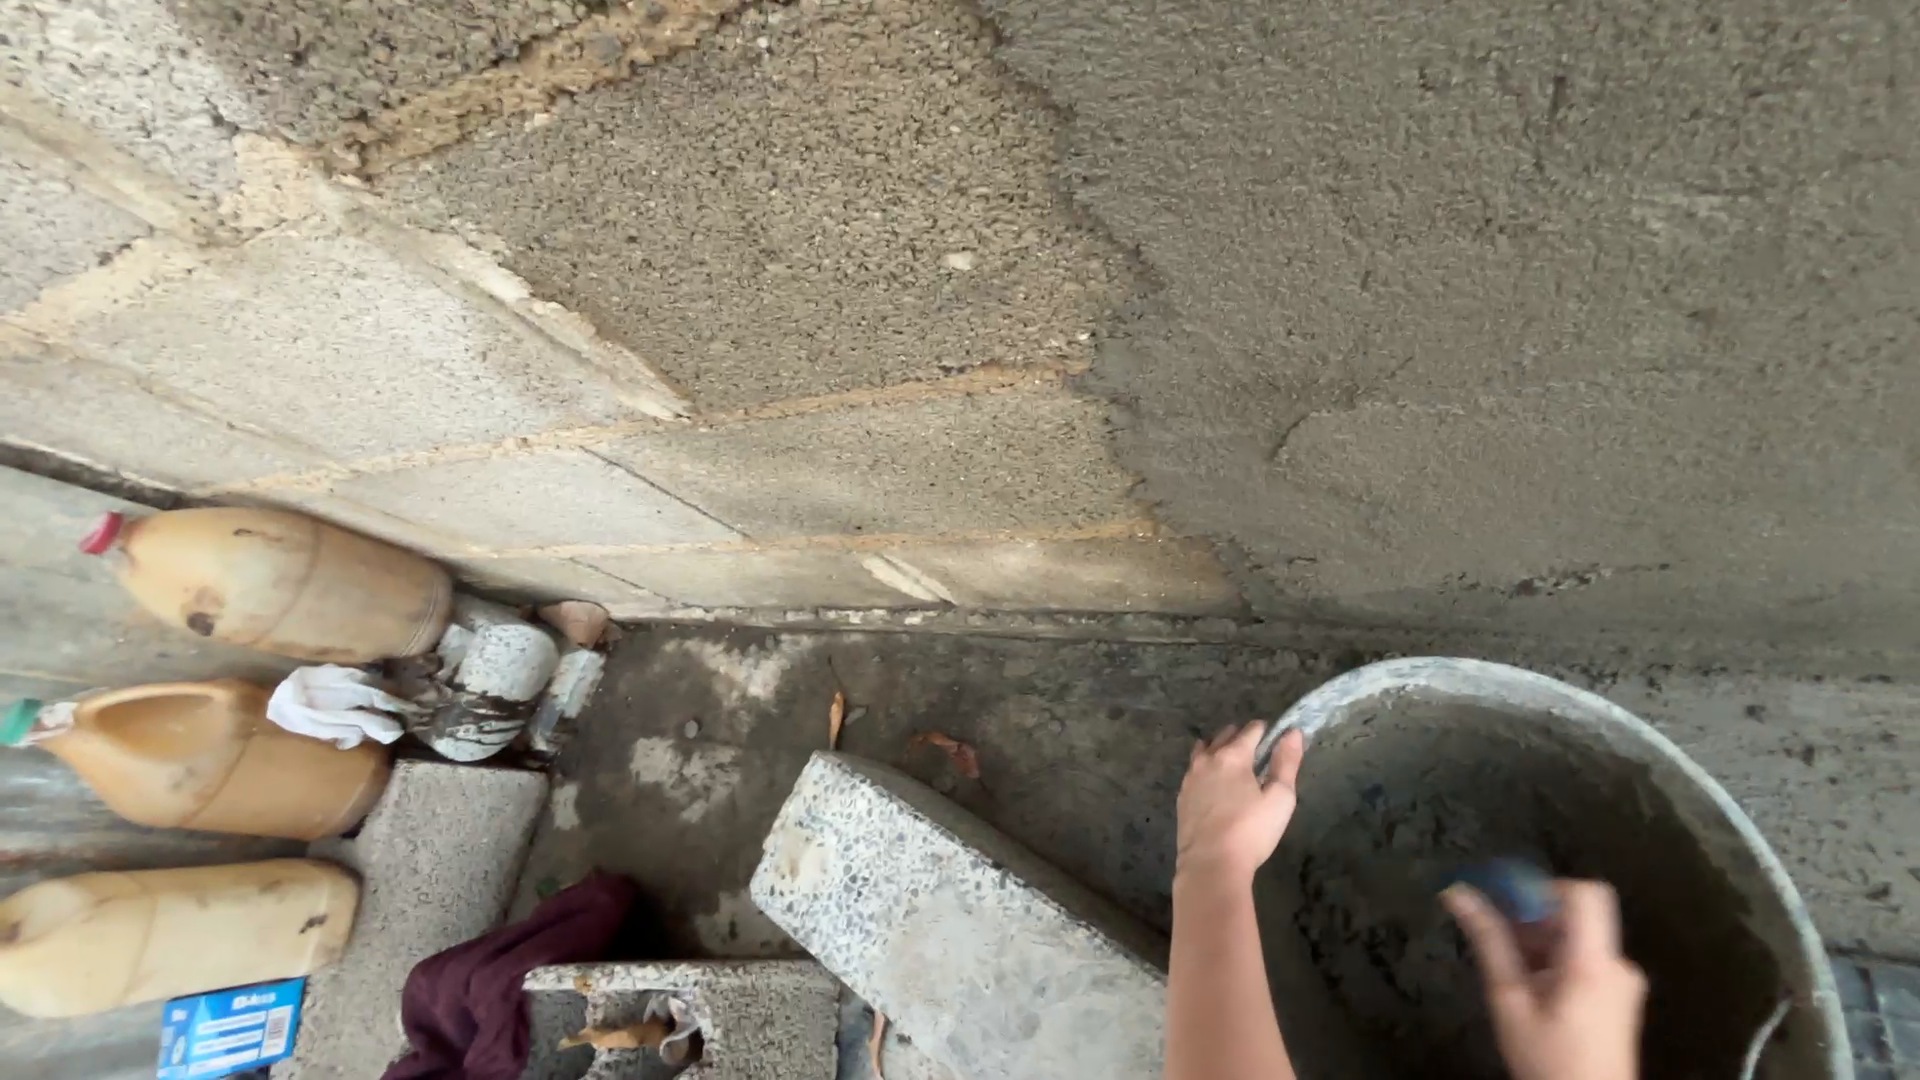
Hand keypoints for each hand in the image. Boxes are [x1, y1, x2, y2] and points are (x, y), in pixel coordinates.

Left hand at [1175, 722, 1305, 884]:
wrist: (1211, 862)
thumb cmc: (1251, 831)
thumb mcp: (1280, 798)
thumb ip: (1286, 763)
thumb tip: (1293, 733)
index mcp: (1232, 756)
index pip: (1250, 731)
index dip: (1263, 730)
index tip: (1272, 735)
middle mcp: (1207, 759)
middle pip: (1223, 735)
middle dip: (1239, 735)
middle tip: (1254, 747)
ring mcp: (1190, 776)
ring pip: (1203, 749)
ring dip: (1217, 747)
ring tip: (1231, 758)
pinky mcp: (1182, 794)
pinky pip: (1193, 769)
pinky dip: (1204, 766)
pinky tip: (1211, 781)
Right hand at [1443, 879, 1647, 1079]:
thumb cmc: (1547, 1056)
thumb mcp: (1508, 998)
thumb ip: (1488, 940)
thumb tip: (1456, 890)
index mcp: (1594, 963)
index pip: (1587, 894)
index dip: (1546, 887)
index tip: (1509, 902)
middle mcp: (1617, 965)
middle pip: (1572, 915)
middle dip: (1530, 920)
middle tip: (1496, 942)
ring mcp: (1621, 982)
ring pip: (1574, 936)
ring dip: (1537, 942)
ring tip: (1511, 973)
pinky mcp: (1618, 996)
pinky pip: (1582, 956)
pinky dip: (1551, 959)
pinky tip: (1530, 987)